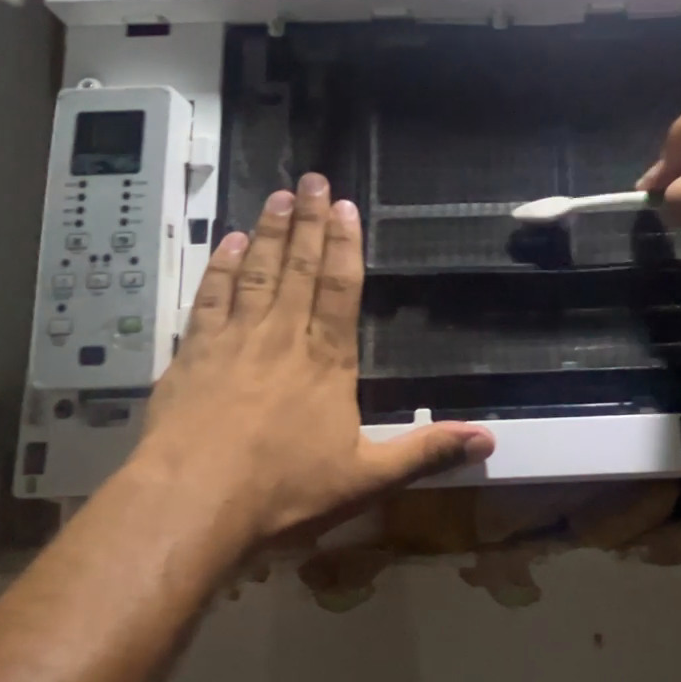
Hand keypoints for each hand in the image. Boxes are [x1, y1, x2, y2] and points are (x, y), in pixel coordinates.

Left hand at [124, 174, 493, 556]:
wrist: (191, 503)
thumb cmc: (283, 492)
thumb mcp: (367, 479)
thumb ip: (426, 453)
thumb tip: (489, 440)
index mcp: (326, 361)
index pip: (340, 290)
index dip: (344, 246)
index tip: (344, 206)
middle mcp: (281, 338)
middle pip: (298, 268)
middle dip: (307, 221)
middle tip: (310, 178)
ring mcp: (232, 342)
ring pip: (255, 274)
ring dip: (267, 233)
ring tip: (276, 196)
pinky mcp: (191, 355)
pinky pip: (208, 299)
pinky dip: (219, 268)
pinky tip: (226, 244)